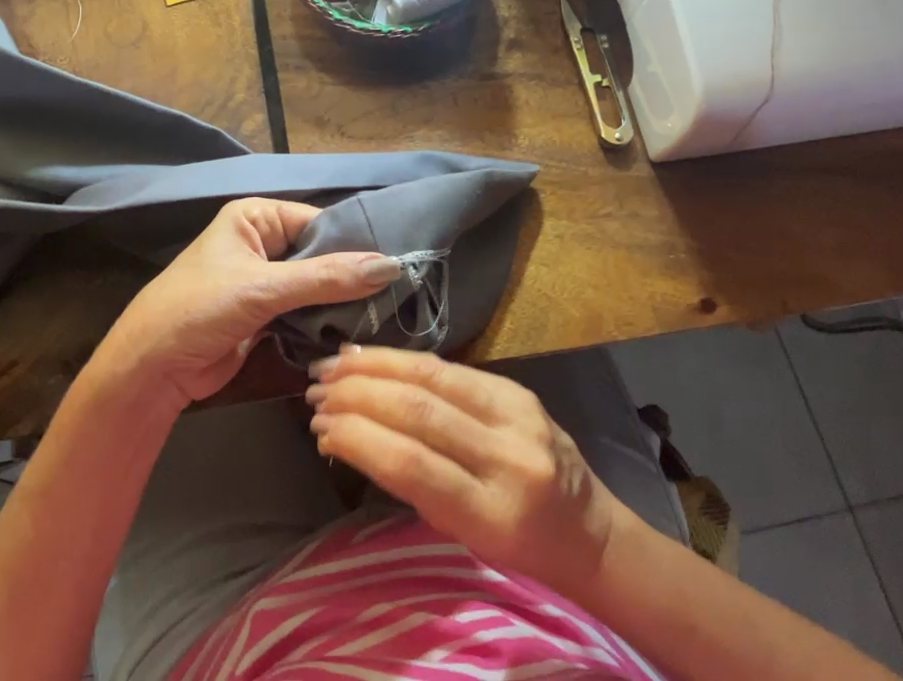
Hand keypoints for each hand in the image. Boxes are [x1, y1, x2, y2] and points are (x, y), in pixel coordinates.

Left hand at [93, 199, 403, 409]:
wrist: (153, 367)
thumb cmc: (198, 310)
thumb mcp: (263, 288)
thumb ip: (326, 278)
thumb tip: (391, 266)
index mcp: (255, 217)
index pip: (319, 222)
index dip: (356, 243)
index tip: (400, 264)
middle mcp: (261, 243)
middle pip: (321, 255)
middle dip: (353, 276)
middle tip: (402, 294)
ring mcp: (264, 281)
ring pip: (317, 286)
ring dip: (342, 303)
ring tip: (390, 314)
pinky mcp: (267, 316)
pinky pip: (306, 312)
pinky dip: (327, 322)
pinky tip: (360, 332)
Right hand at [307, 346, 638, 596]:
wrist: (586, 529)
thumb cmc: (513, 544)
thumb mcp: (456, 529)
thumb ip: (405, 481)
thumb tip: (341, 435)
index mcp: (492, 509)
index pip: (412, 463)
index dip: (358, 438)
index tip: (319, 427)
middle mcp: (509, 455)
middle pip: (419, 411)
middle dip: (358, 395)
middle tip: (316, 392)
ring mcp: (519, 414)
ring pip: (433, 377)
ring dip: (374, 366)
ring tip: (332, 366)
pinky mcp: (518, 388)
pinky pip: (449, 369)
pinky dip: (402, 361)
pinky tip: (370, 357)